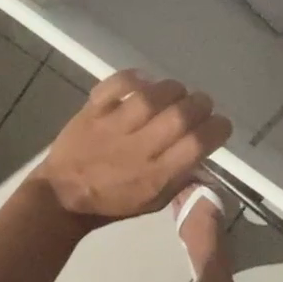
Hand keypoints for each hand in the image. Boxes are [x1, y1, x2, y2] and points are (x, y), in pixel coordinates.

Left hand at [30, 70, 232, 223]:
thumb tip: (208, 160)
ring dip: (172, 90)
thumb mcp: (154, 203)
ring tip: (177, 92)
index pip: (197, 145)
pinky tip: (144, 81)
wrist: (61, 197)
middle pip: (180, 117)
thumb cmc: (113, 203)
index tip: (220, 125)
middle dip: (200, 105)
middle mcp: (138, 149)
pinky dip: (133, 78)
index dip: (217, 129)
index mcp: (157, 176)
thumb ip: (182, 180)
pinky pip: (115, 86)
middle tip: (201, 105)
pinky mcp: (92, 111)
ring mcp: (113, 128)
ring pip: (151, 98)